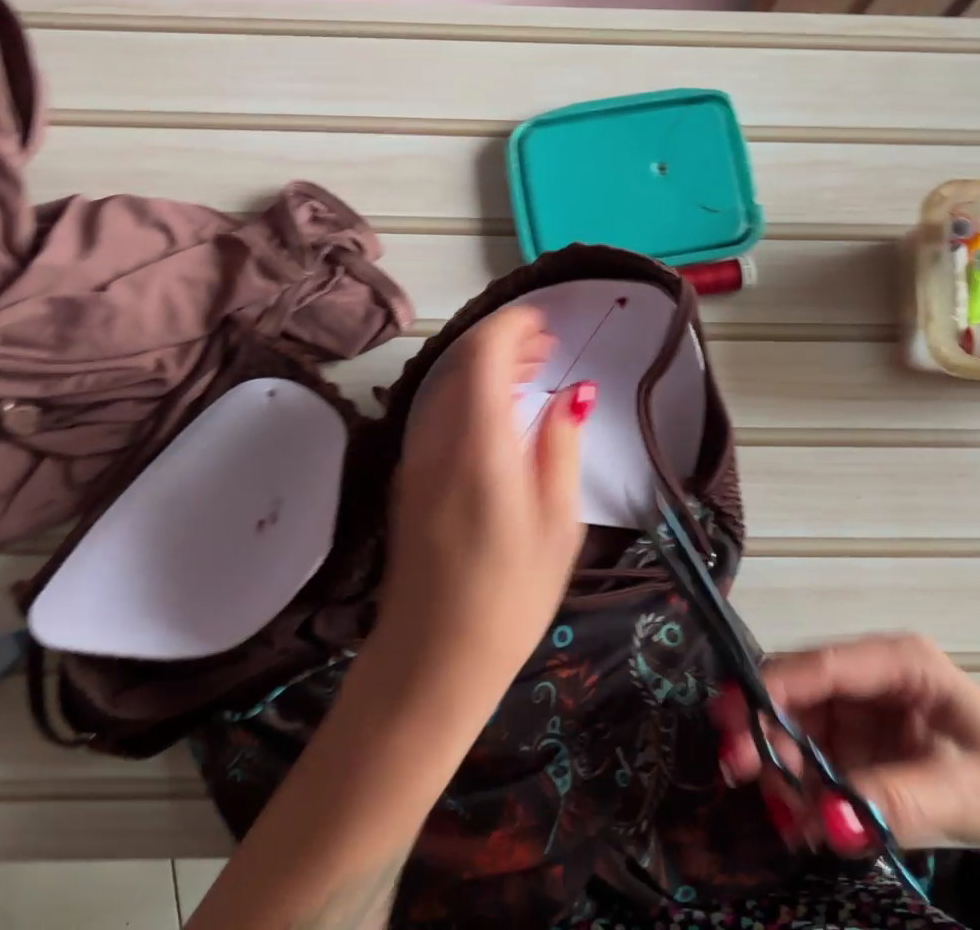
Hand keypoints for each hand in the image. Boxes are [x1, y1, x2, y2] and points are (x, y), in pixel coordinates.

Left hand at [377, 305, 592, 670]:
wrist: (433, 656)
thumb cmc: (509, 598)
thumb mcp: (557, 524)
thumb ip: (560, 448)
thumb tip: (571, 396)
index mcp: (478, 445)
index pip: (483, 354)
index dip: (513, 326)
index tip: (545, 323)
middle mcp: (435, 441)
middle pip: (459, 363)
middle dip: (502, 343)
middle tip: (545, 348)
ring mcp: (414, 461)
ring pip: (444, 387)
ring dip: (483, 369)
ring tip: (529, 377)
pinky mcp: (407, 482)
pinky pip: (436, 416)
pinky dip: (467, 399)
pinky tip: (498, 419)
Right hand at [714, 633, 979, 856]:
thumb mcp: (966, 795)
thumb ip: (895, 802)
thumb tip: (826, 820)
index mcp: (901, 663)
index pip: (825, 665)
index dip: (773, 687)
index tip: (731, 719)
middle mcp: (869, 679)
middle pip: (797, 693)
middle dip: (765, 731)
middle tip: (740, 772)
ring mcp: (857, 713)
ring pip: (793, 728)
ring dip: (780, 769)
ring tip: (789, 818)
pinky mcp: (852, 747)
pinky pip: (807, 761)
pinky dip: (797, 790)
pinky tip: (801, 821)